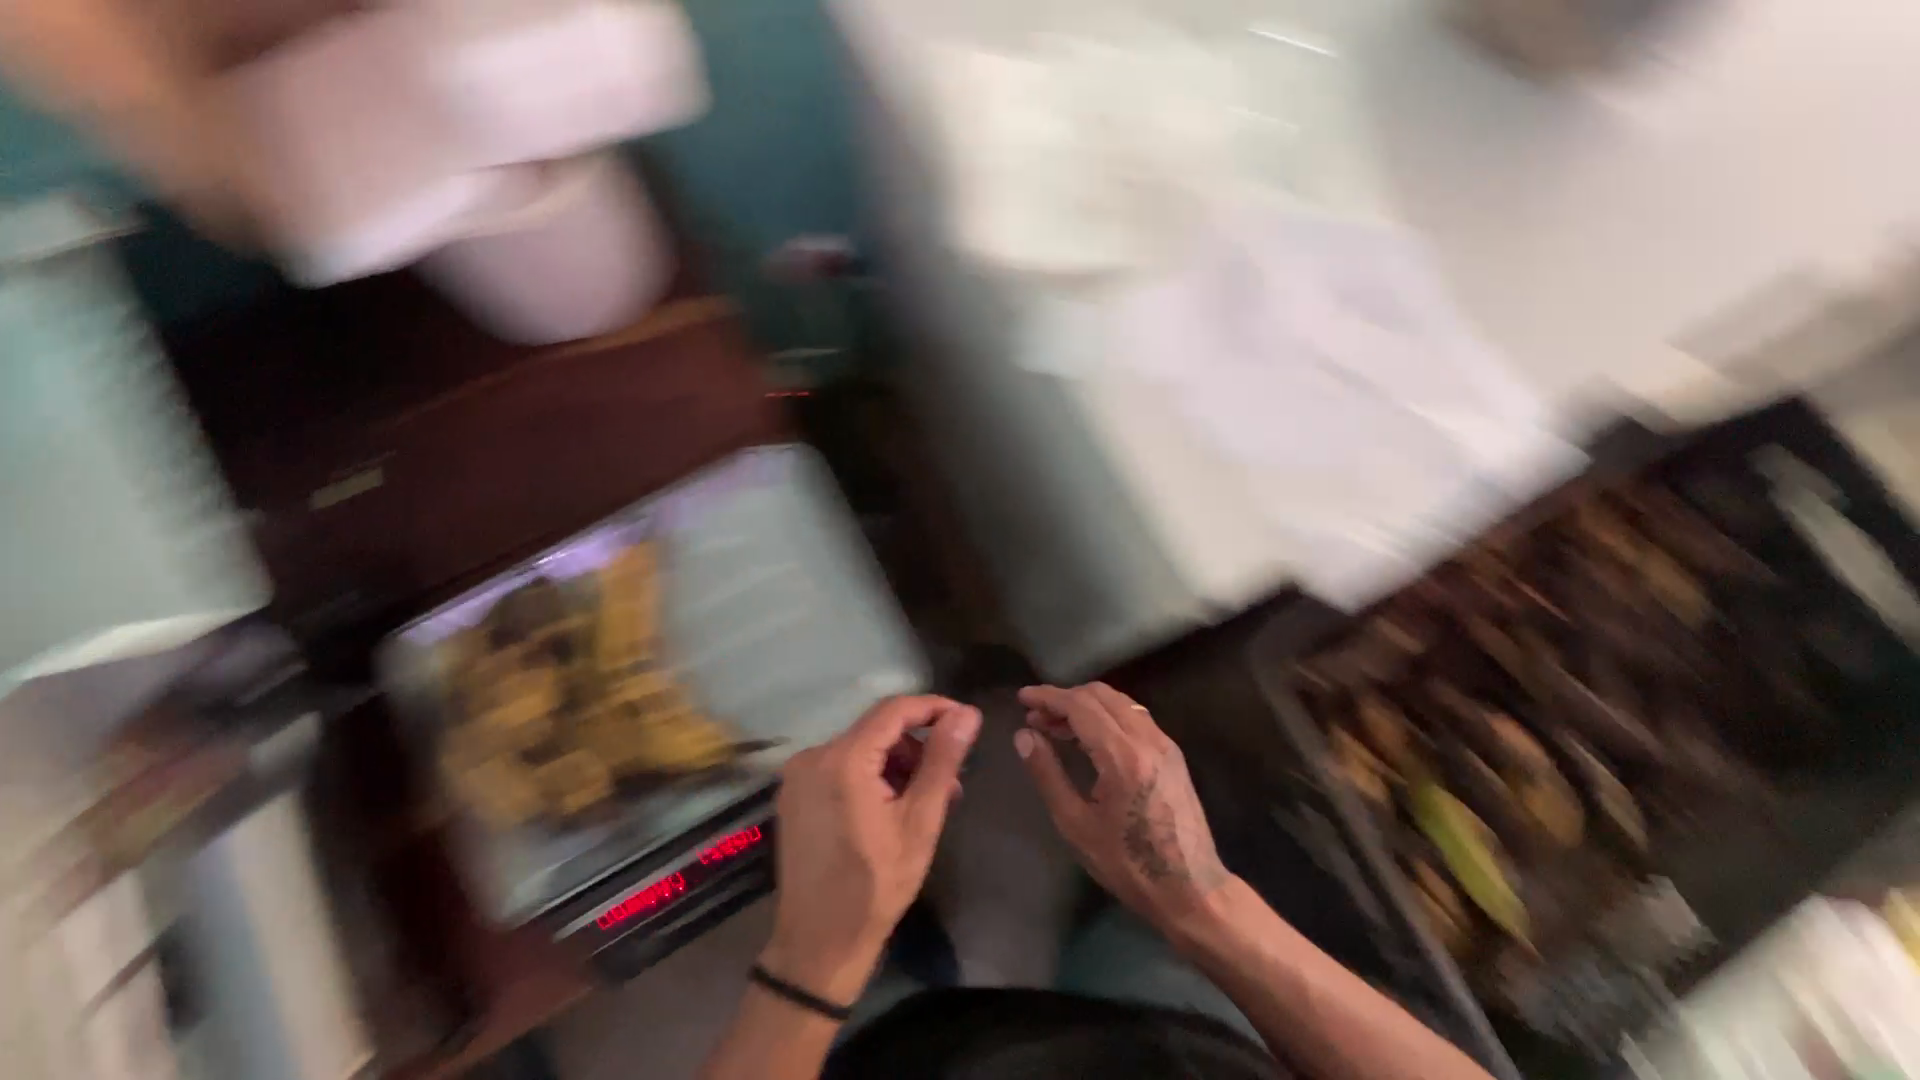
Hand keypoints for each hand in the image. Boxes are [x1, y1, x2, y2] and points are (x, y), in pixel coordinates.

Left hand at [761, 695, 980, 1004]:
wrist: (819, 943)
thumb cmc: (876, 885)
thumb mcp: (920, 821)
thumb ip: (943, 761)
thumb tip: (967, 714)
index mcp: (843, 759)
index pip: (894, 709)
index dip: (933, 708)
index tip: (966, 721)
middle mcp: (813, 756)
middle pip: (876, 729)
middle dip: (917, 746)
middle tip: (951, 780)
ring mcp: (798, 777)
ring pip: (859, 749)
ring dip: (896, 764)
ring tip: (926, 801)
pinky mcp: (794, 796)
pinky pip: (839, 768)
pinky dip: (870, 776)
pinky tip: (891, 808)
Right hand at [1015, 683, 1231, 929]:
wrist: (1189, 889)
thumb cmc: (1127, 863)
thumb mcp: (1075, 824)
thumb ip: (1047, 773)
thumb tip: (1024, 735)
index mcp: (1122, 756)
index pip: (1080, 705)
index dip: (1048, 696)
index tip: (1022, 697)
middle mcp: (1147, 739)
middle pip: (1101, 695)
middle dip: (1065, 698)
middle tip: (1036, 716)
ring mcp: (1165, 744)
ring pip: (1120, 703)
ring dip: (1086, 705)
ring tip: (1056, 727)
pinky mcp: (1172, 755)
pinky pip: (1135, 718)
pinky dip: (1107, 716)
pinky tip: (1088, 738)